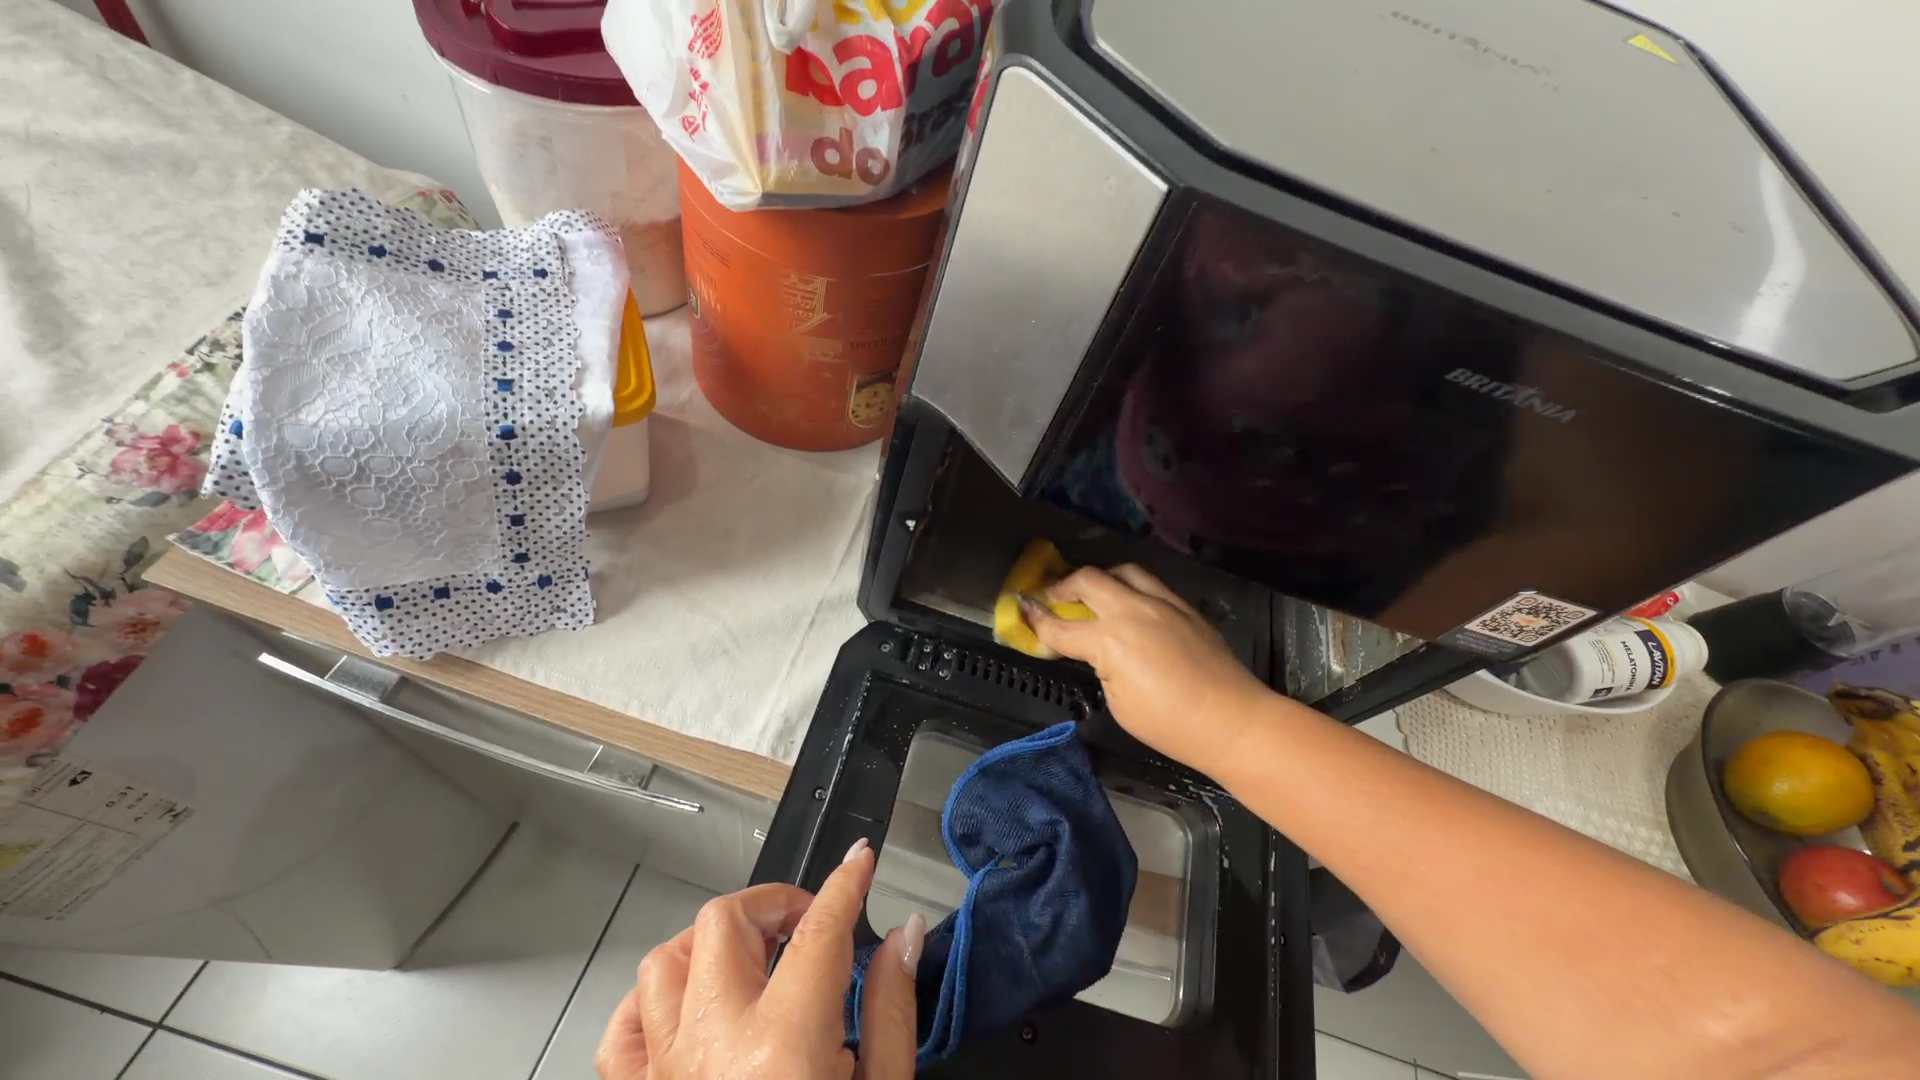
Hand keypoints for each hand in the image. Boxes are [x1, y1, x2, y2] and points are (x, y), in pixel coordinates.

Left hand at [595, 839, 924, 1079]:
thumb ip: (894, 1008)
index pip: (821, 927)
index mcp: (785, 1043)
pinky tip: (690, 1005)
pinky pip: (625, 1028)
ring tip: (754, 956)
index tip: (859, 863)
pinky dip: (654, 1001)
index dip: (846, 884)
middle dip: (775, 905)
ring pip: (667, 960)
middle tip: (811, 924)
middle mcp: (716, 1045)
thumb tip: (904, 938)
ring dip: (713, 943)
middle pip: (728, 921)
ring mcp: (668, 1074)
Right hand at [1021, 564, 1270, 771]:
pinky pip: (1150, 584)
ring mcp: (1162, 603)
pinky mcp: (1185, 607)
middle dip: (1063, 585)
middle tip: (1051, 595)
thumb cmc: (1169, 724)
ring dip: (1100, 578)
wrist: (1232, 721)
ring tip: (1092, 591)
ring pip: (1122, 572)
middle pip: (1088, 581)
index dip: (1036, 620)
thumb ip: (1101, 667)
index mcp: (1110, 639)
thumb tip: (1098, 652)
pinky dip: (1130, 586)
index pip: (1061, 627)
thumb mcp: (1118, 702)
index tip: (1020, 608)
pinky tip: (1130, 603)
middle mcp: (1132, 610)